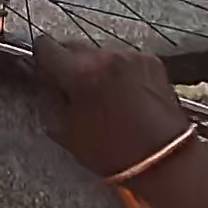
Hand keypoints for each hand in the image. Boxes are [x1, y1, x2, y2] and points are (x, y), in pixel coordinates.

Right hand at [33, 35, 191, 177]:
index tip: (44, 70)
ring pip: (98, 52)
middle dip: (68, 64)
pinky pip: (122, 58)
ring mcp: (130, 56)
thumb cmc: (112, 152)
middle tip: (73, 88)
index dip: (41, 59)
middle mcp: (105, 57)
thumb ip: (48, 97)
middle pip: (72, 46)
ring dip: (94, 66)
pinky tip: (124, 93)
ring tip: (103, 94)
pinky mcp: (150, 60)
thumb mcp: (65, 132)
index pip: (46, 45)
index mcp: (80, 73)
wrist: (165, 161)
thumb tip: (42, 78)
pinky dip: (118, 70)